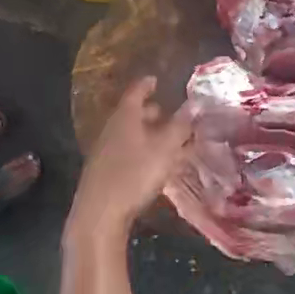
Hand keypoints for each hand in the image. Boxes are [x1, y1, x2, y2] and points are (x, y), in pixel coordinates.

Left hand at [69, 77, 193, 244]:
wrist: (99, 213)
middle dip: (150, 111)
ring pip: (129, 133)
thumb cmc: (134, 175)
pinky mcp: (104, 170)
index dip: (147, 85)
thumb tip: (195, 104)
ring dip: (147, 132)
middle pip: (131, 113)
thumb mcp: (165, 149)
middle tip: (168, 112)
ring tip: (166, 139)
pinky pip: (126, 150)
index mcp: (125, 116)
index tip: (156, 80)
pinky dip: (141, 149)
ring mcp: (105, 150)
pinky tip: (152, 163)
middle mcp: (111, 128)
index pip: (136, 92)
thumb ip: (180, 126)